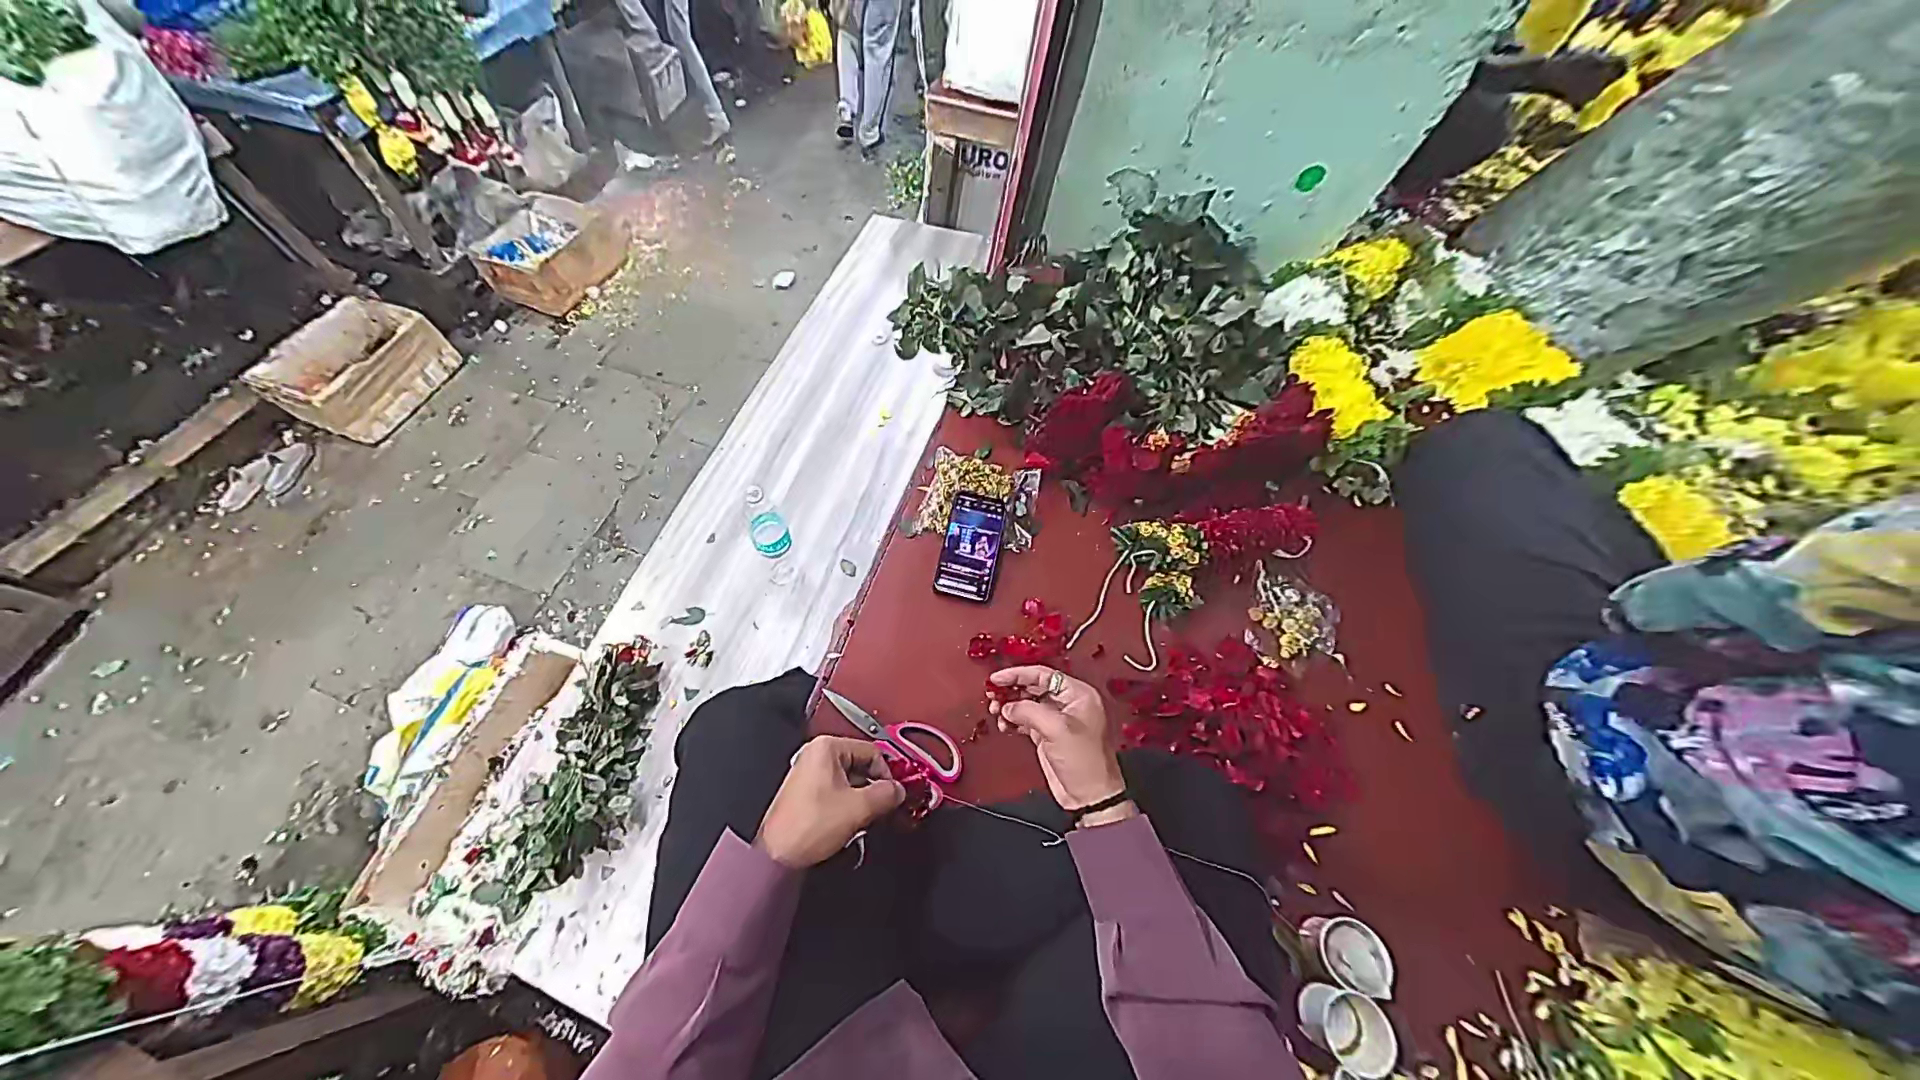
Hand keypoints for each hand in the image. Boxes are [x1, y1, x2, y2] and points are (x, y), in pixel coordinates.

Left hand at [755, 736, 904, 867]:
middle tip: (881, 807)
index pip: (872, 752)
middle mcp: (816, 756)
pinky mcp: (806, 793)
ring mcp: (809, 774)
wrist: (777, 856)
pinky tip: (848, 824)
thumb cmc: (804, 827)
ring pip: (850, 782)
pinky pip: (837, 792)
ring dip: (861, 800)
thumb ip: (885, 794)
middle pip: (861, 766)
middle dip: (873, 789)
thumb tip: (897, 790)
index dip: (886, 774)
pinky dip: (847, 806)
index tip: (893, 793)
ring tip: (862, 819)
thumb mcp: (858, 808)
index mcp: (826, 748)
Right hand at [989, 667, 1127, 812]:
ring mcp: (1057, 719)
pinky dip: (1013, 720)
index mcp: (1078, 695)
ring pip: (1027, 703)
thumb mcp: (1057, 730)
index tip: (998, 678)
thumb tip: (1009, 706)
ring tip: (996, 710)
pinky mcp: (1048, 734)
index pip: (1044, 675)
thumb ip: (1029, 711)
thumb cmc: (1085, 763)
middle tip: (992, 693)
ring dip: (1009, 705)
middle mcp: (1068, 704)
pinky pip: (1025, 719)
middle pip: (1034, 686)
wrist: (1088, 796)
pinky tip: (1004, 724)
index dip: (1018, 674)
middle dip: (1012, 689)